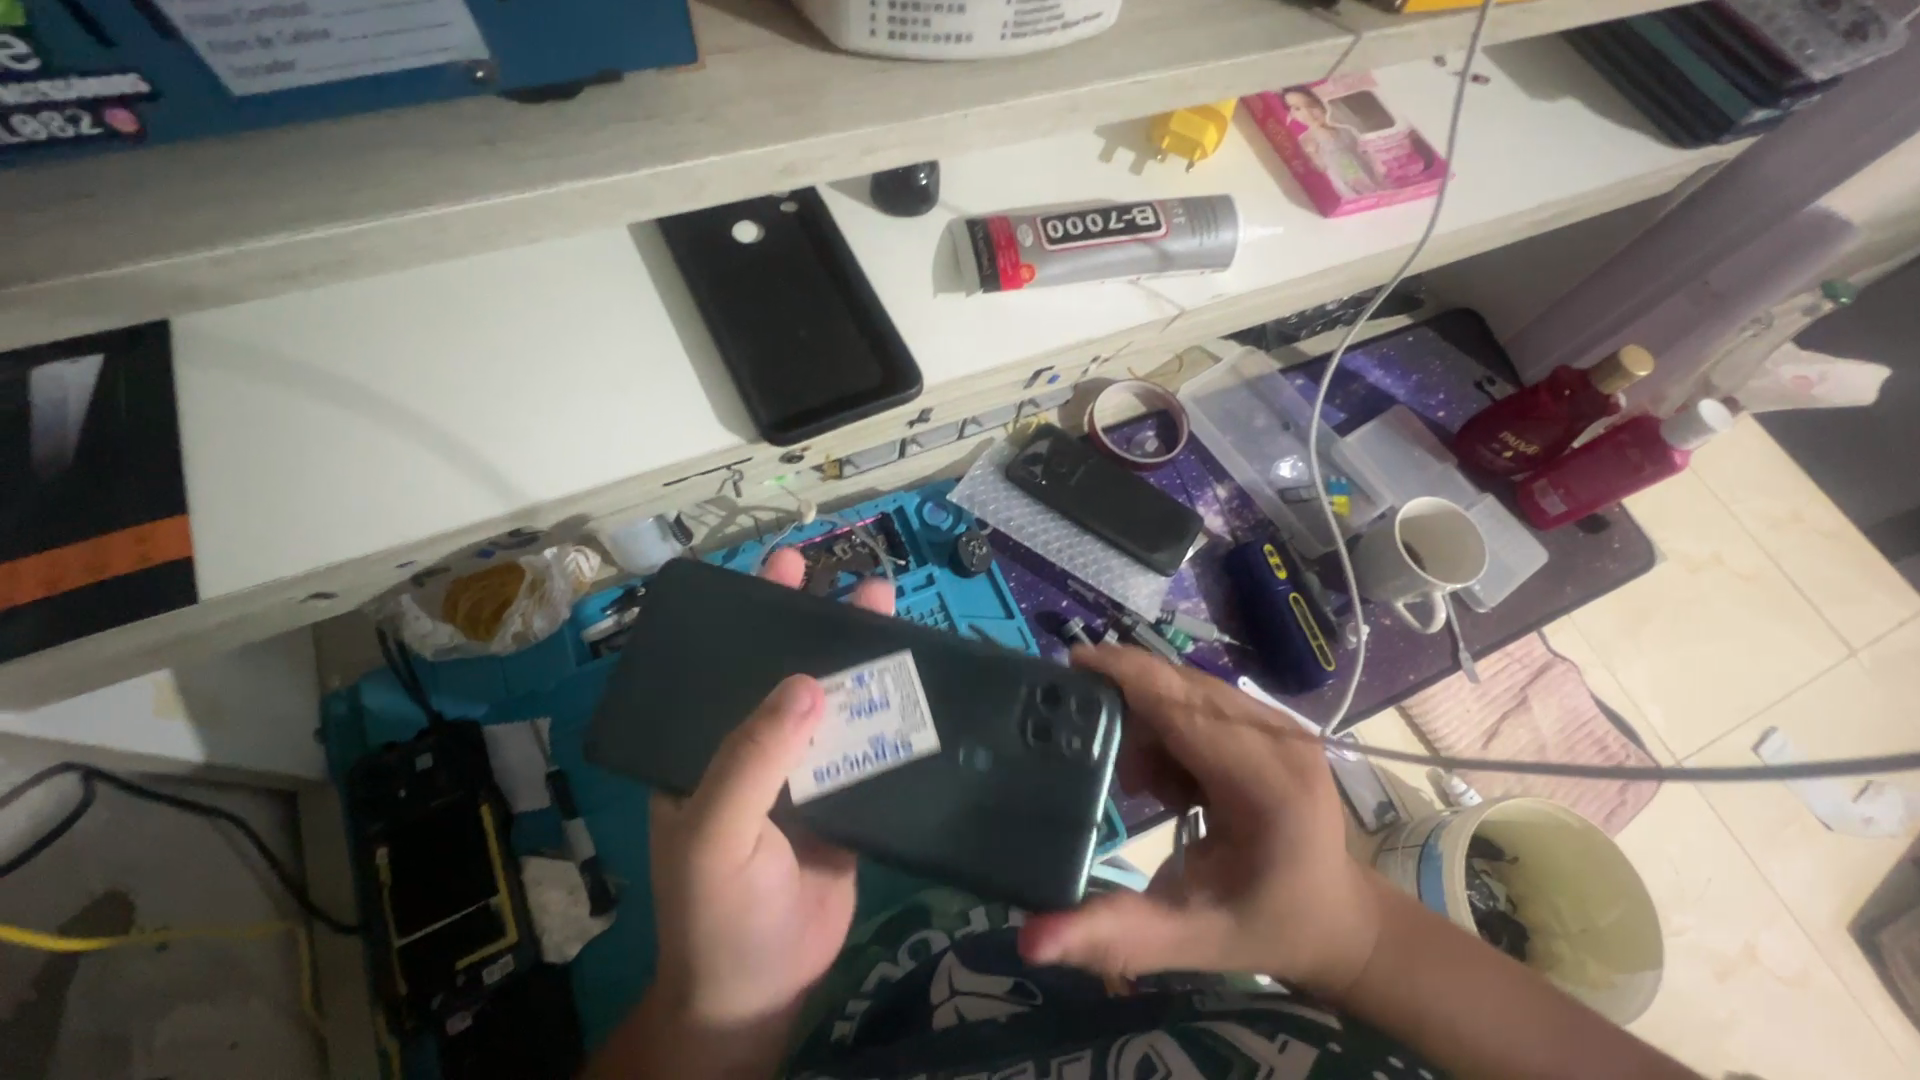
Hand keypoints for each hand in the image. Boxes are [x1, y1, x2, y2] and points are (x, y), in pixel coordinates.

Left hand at [628, 549, 893, 1072]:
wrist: (762, 990)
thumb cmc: (715, 910)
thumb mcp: (715, 831)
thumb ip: (752, 758)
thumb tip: (805, 684)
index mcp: (710, 748)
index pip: (733, 666)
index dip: (758, 614)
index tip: (788, 566)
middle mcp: (757, 752)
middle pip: (793, 675)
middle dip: (821, 625)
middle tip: (859, 584)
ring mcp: (806, 778)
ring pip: (839, 707)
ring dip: (864, 664)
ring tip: (891, 614)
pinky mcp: (848, 805)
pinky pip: (871, 751)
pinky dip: (892, 718)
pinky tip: (918, 686)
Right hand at [1018, 644, 1382, 996]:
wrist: (1334, 919)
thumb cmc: (1262, 927)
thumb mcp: (1187, 940)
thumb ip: (1114, 936)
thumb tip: (1032, 941)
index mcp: (1266, 785)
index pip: (1183, 706)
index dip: (1125, 677)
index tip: (1068, 667)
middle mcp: (1282, 739)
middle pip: (1181, 689)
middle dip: (1130, 709)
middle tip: (1110, 769)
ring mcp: (1284, 725)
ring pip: (1189, 689)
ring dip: (1150, 721)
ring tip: (1146, 786)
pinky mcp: (1277, 723)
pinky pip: (1205, 699)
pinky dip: (1172, 725)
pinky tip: (1174, 778)